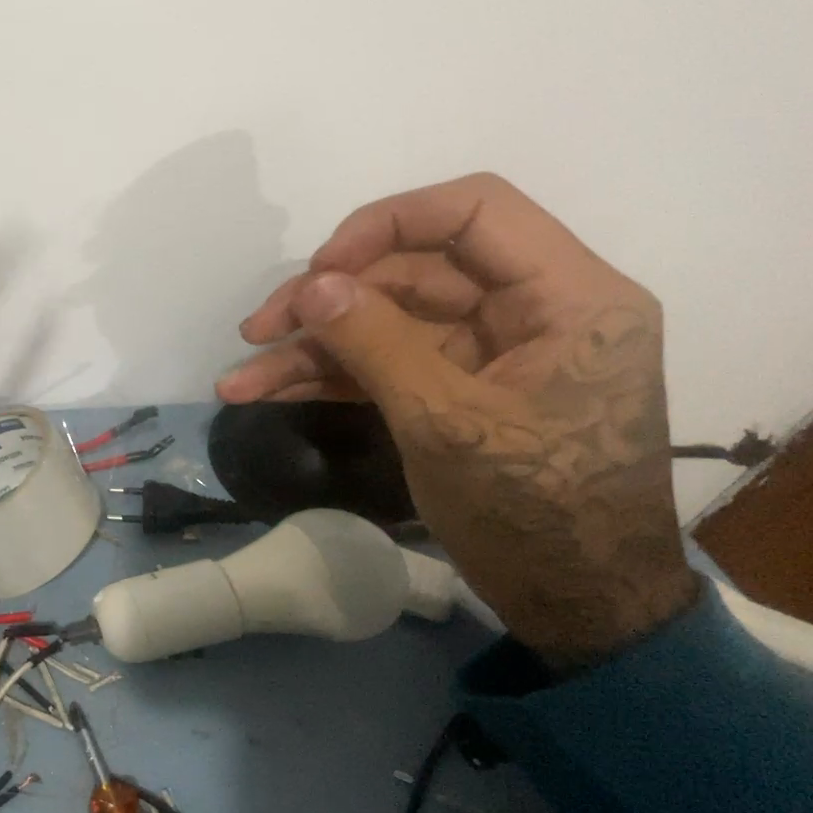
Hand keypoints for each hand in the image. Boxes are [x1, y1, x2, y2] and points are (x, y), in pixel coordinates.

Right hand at [217, 173, 697, 669]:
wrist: (572, 600)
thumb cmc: (535, 508)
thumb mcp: (448, 423)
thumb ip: (378, 344)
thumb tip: (311, 287)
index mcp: (567, 298)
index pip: (474, 211)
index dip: (388, 223)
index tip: (321, 269)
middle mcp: (527, 310)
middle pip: (410, 268)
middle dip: (325, 297)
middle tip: (256, 329)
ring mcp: (483, 351)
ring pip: (381, 318)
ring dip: (308, 344)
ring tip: (239, 378)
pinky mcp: (449, 388)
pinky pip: (378, 361)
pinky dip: (322, 376)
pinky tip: (260, 393)